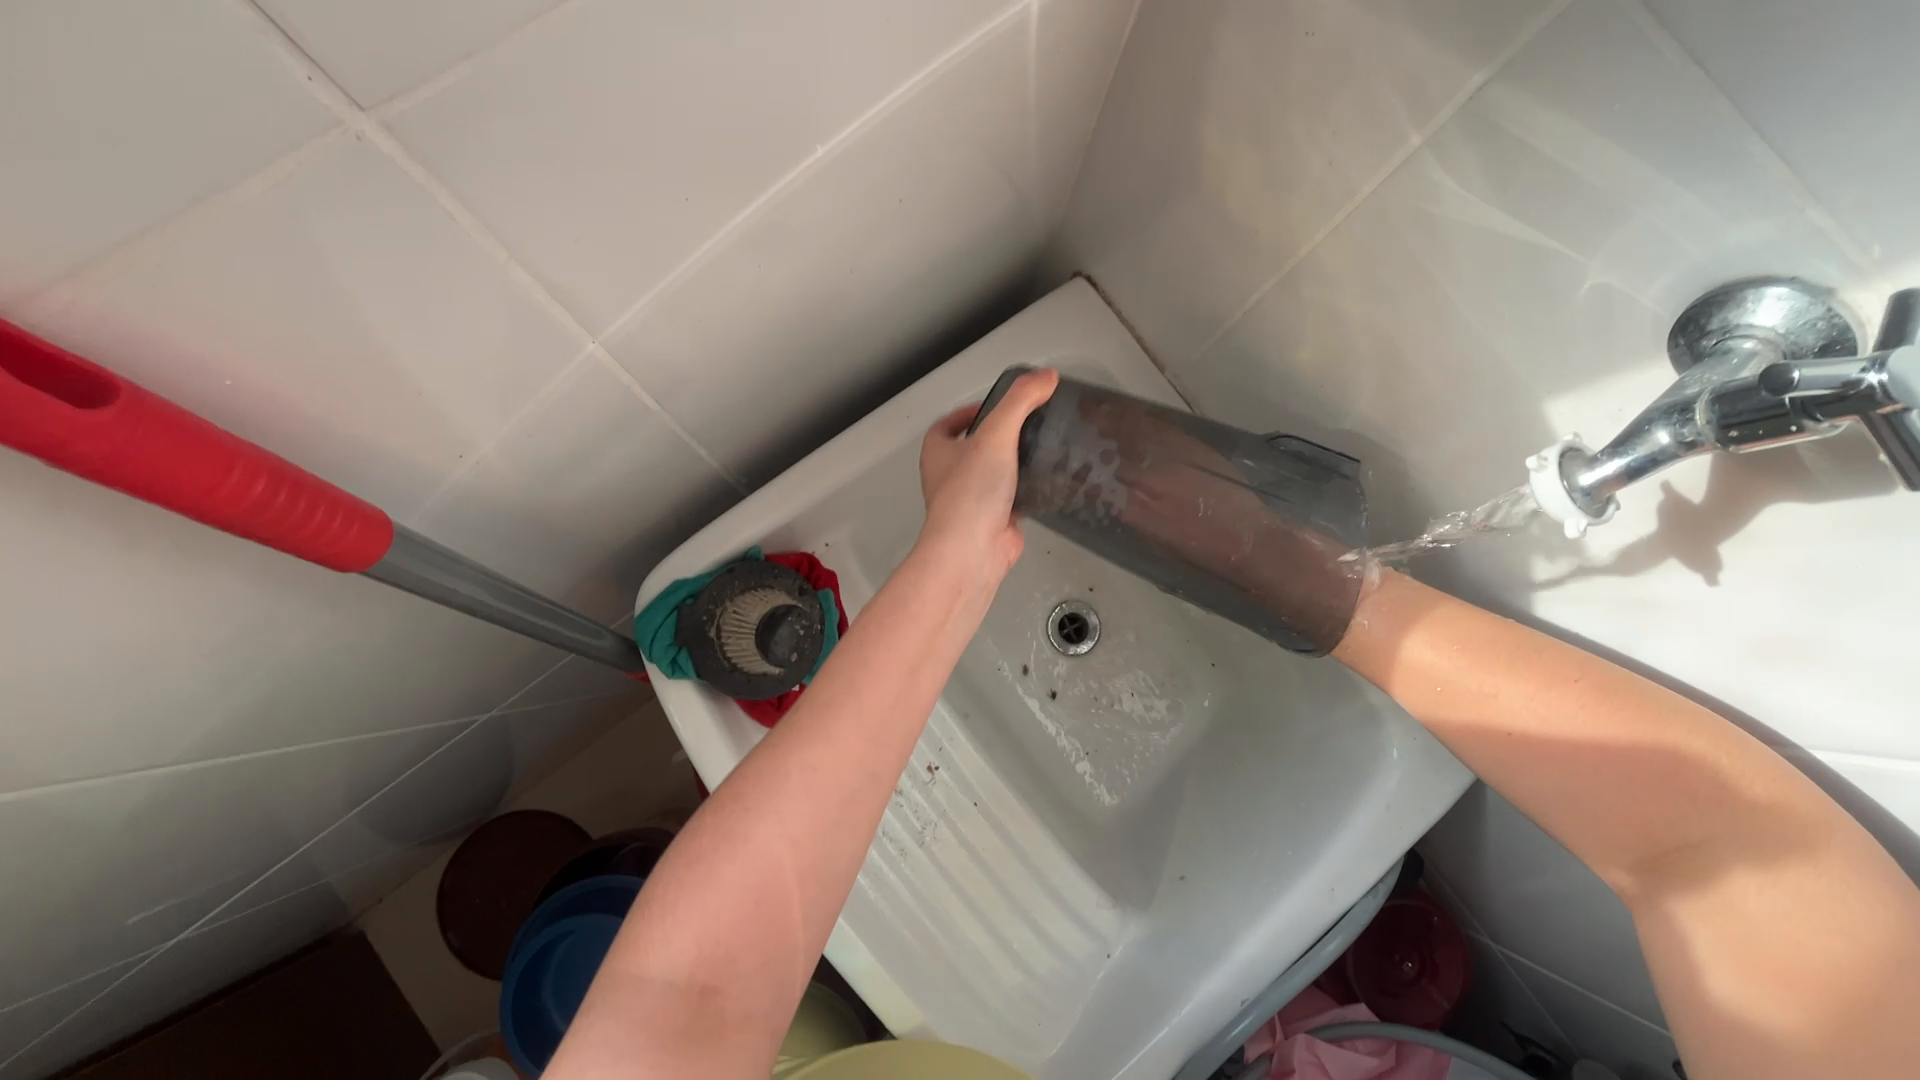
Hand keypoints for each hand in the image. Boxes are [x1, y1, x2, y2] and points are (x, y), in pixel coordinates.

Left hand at [917, 369, 1058, 576]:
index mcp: (938, 452)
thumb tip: (1047, 375)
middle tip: (1028, 426)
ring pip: (994, 476)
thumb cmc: (972, 490)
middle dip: (998, 438)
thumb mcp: (996, 433)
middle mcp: (949, 477)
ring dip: (1015, 465)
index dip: (970, 412)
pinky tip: (1048, 483)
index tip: (998, 406)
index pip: (948, 424)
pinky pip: (1011, 500)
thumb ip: (1021, 402)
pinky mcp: (993, 522)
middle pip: (974, 449)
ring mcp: (970, 502)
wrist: (973, 550)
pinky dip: (1027, 492)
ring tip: (1044, 448)